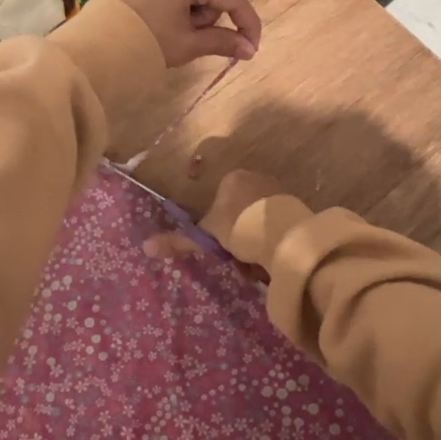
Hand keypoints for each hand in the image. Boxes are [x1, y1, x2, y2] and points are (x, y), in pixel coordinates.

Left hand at [114, 0, 261, 66]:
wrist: (100, 45)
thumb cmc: (148, 42)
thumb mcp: (188, 44)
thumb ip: (223, 42)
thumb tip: (249, 49)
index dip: (247, 21)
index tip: (253, 45)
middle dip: (218, 14)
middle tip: (210, 40)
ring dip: (200, 9)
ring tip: (182, 31)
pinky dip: (186, 2)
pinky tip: (174, 21)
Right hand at [142, 169, 282, 269]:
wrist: (284, 235)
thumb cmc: (240, 227)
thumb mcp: (207, 235)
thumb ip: (180, 241)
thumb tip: (146, 246)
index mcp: (233, 179)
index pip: (218, 200)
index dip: (217, 225)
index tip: (221, 244)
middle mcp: (256, 178)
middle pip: (239, 209)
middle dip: (237, 233)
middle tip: (238, 255)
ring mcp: (278, 192)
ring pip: (258, 219)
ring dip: (255, 239)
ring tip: (255, 261)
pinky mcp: (295, 208)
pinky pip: (276, 226)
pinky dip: (272, 241)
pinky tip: (271, 256)